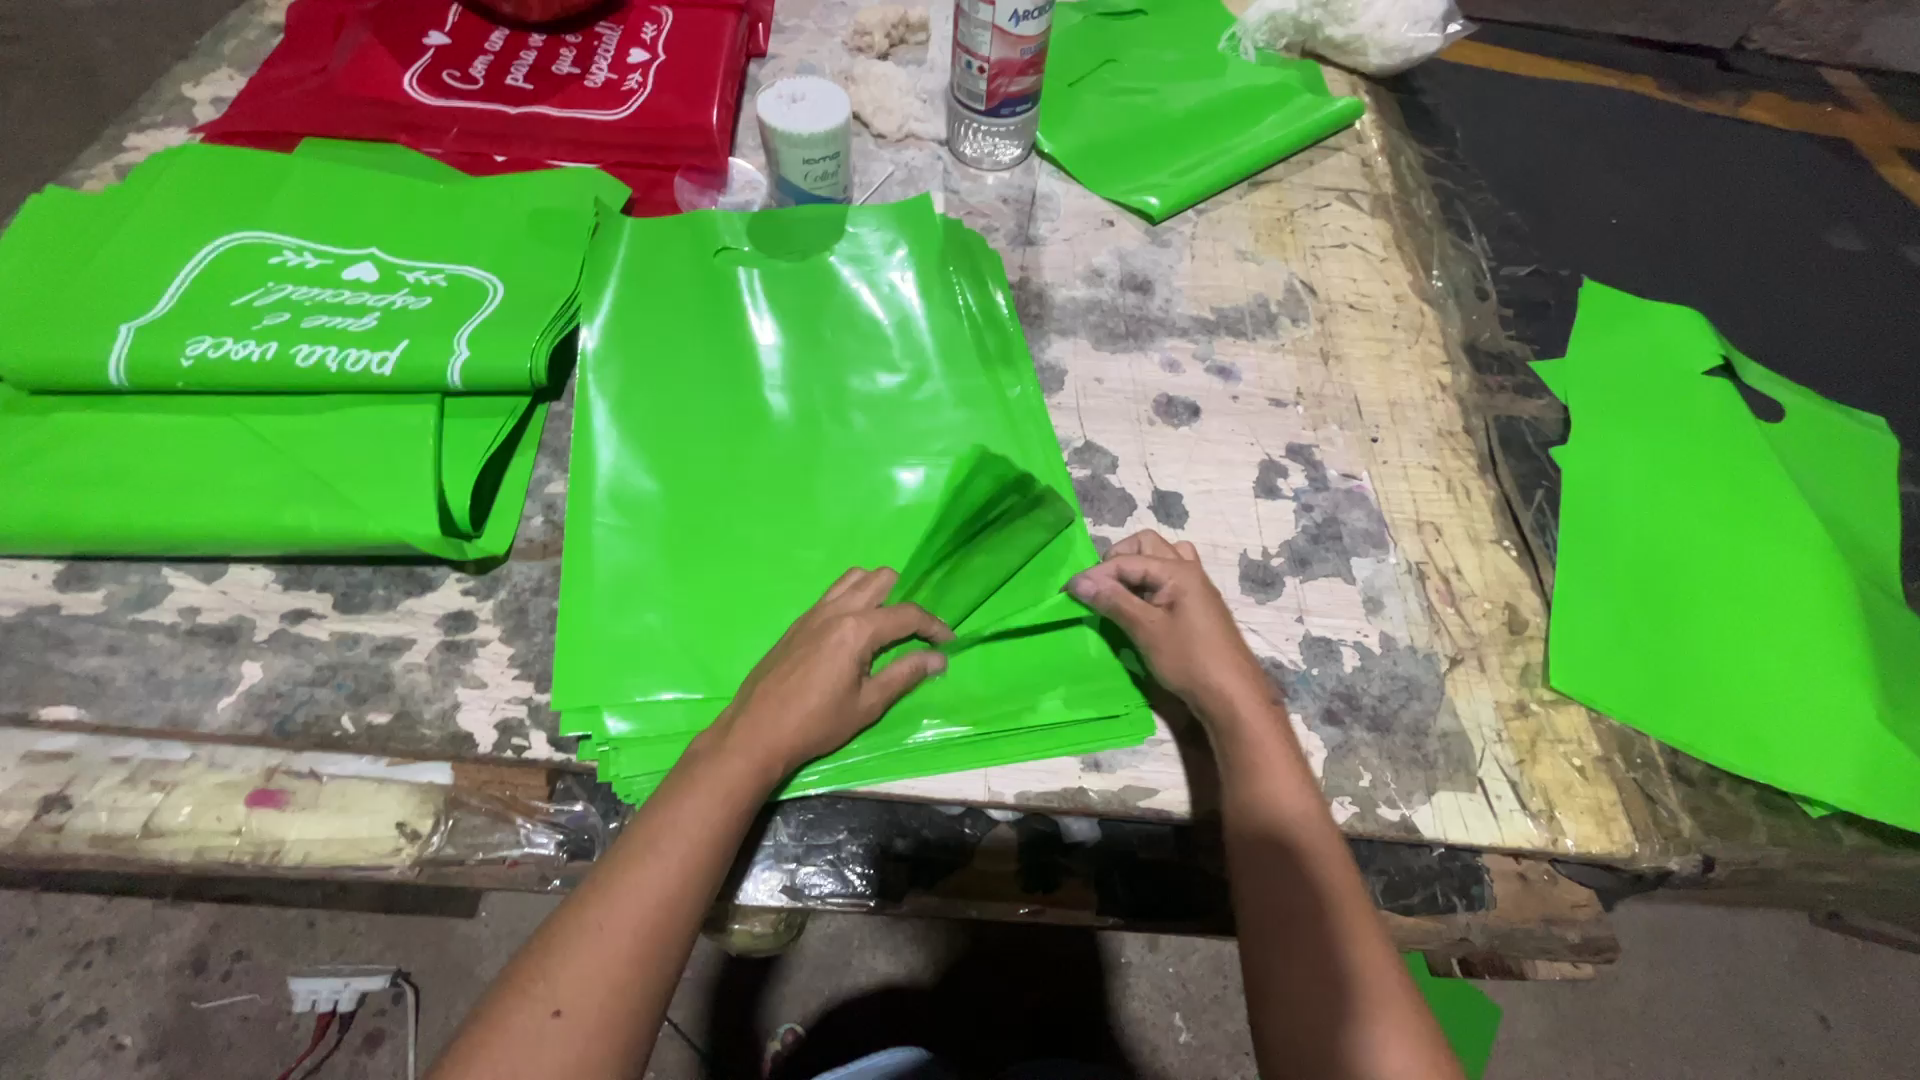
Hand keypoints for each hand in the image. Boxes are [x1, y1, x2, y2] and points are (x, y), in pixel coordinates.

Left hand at [711, 567, 953, 780]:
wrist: (756, 732)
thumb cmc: (816, 724)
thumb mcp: (868, 704)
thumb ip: (905, 675)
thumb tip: (938, 659)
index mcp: (856, 629)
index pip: (907, 614)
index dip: (934, 626)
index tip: (948, 642)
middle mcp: (836, 610)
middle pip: (881, 578)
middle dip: (905, 599)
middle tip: (912, 634)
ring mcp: (814, 612)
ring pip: (855, 578)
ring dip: (877, 592)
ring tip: (884, 627)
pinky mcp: (799, 622)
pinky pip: (834, 594)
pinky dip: (853, 600)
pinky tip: (854, 635)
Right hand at [1068, 531, 1274, 726]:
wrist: (1231, 694)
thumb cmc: (1188, 660)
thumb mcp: (1146, 630)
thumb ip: (1113, 601)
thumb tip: (1078, 582)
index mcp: (1178, 571)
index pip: (1125, 561)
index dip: (1095, 574)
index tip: (1068, 591)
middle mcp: (1189, 569)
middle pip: (1146, 544)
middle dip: (1117, 559)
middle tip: (1100, 586)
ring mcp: (1196, 585)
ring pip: (1162, 556)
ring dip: (1137, 565)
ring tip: (1120, 590)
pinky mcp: (1197, 603)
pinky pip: (1171, 575)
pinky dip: (1151, 579)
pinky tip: (1141, 603)